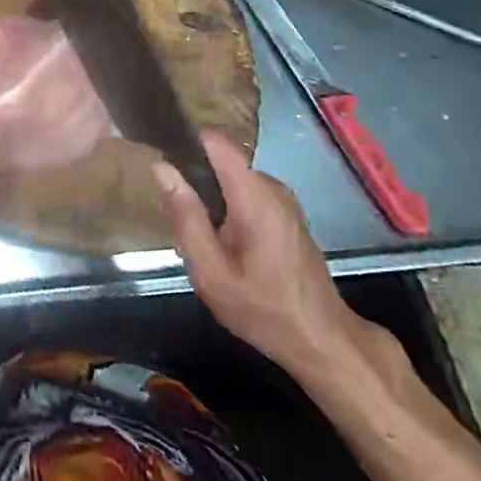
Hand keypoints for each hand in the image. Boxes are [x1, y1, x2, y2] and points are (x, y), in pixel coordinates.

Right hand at [151, 130, 377, 378]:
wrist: (323, 342)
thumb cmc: (262, 307)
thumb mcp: (210, 269)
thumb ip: (185, 215)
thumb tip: (161, 167)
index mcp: (255, 198)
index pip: (219, 144)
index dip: (187, 138)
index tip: (158, 147)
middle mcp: (273, 190)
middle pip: (222, 162)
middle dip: (192, 173)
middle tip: (167, 204)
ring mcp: (284, 202)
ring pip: (232, 178)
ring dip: (207, 191)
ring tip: (187, 222)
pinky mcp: (286, 215)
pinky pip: (245, 192)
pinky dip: (224, 202)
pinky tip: (213, 234)